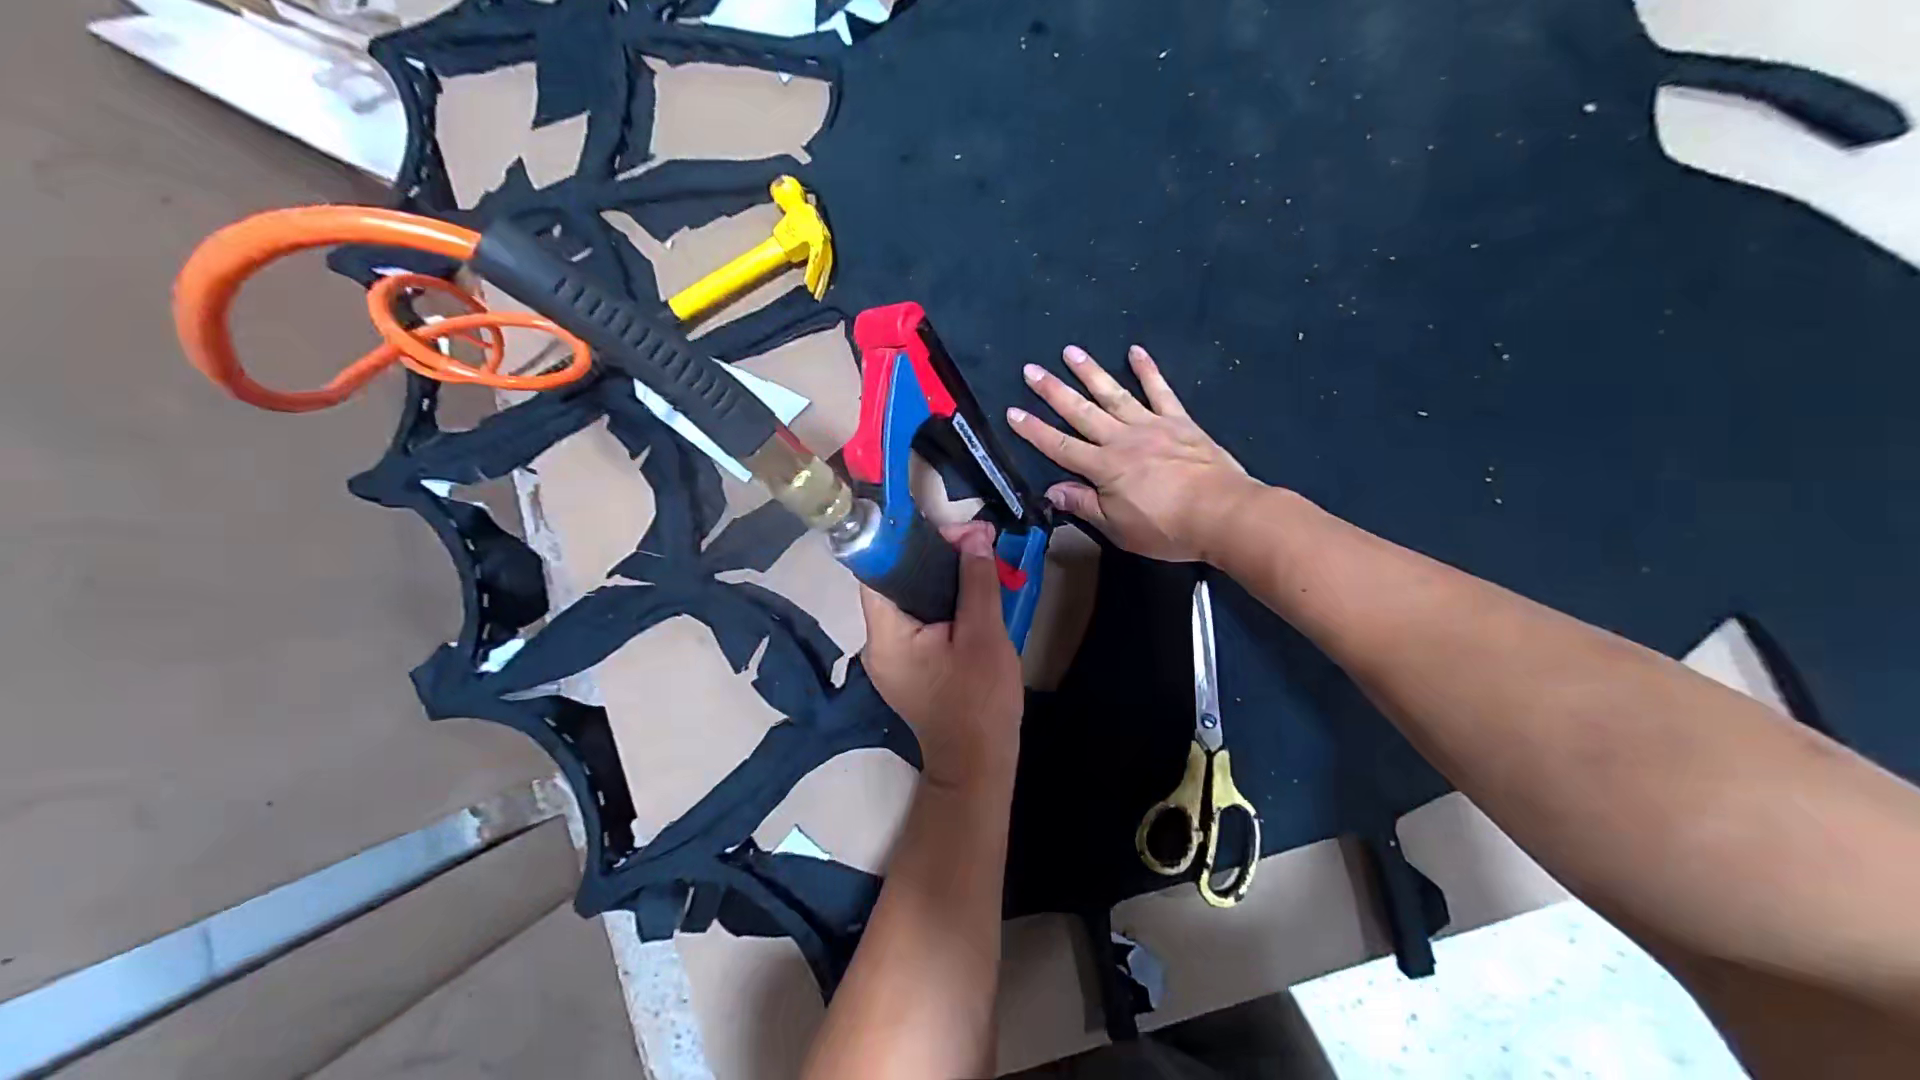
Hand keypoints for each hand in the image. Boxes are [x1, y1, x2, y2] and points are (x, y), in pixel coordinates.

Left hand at [860, 522, 1024, 792]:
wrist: (978, 763)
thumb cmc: (979, 702)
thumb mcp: (985, 636)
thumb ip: (976, 583)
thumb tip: (974, 536)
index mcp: (885, 635)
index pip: (878, 569)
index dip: (908, 541)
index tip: (945, 527)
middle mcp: (877, 643)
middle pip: (895, 581)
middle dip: (934, 555)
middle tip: (973, 540)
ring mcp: (890, 657)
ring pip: (910, 600)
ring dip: (941, 577)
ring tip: (976, 557)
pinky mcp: (907, 666)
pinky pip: (918, 620)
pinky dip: (942, 601)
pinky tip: (970, 590)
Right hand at [1007, 344, 1263, 562]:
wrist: (1222, 513)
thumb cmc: (1167, 528)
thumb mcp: (1118, 528)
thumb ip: (1084, 505)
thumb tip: (1051, 491)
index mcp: (1104, 468)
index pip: (1060, 446)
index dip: (1034, 431)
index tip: (1013, 412)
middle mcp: (1121, 439)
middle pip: (1081, 412)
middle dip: (1053, 391)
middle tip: (1031, 370)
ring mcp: (1151, 425)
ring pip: (1114, 394)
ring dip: (1090, 372)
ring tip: (1070, 351)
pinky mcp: (1179, 422)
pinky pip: (1160, 391)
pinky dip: (1148, 370)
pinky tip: (1135, 351)